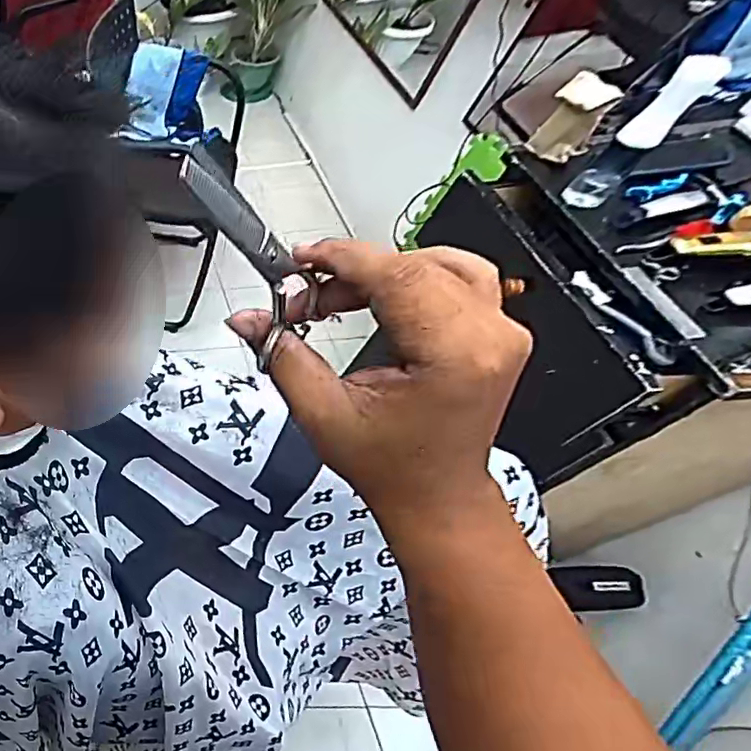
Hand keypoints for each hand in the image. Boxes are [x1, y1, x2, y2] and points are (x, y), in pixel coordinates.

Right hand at [226, 240, 530, 516]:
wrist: (432, 491)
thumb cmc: (391, 464)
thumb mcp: (322, 412)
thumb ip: (283, 356)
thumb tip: (250, 320)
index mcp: (456, 355)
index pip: (400, 275)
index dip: (344, 259)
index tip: (304, 259)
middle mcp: (491, 336)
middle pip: (415, 265)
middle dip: (350, 272)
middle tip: (304, 298)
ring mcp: (500, 330)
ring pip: (438, 263)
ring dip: (379, 273)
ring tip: (336, 298)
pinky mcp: (494, 330)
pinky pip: (455, 279)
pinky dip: (407, 279)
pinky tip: (375, 297)